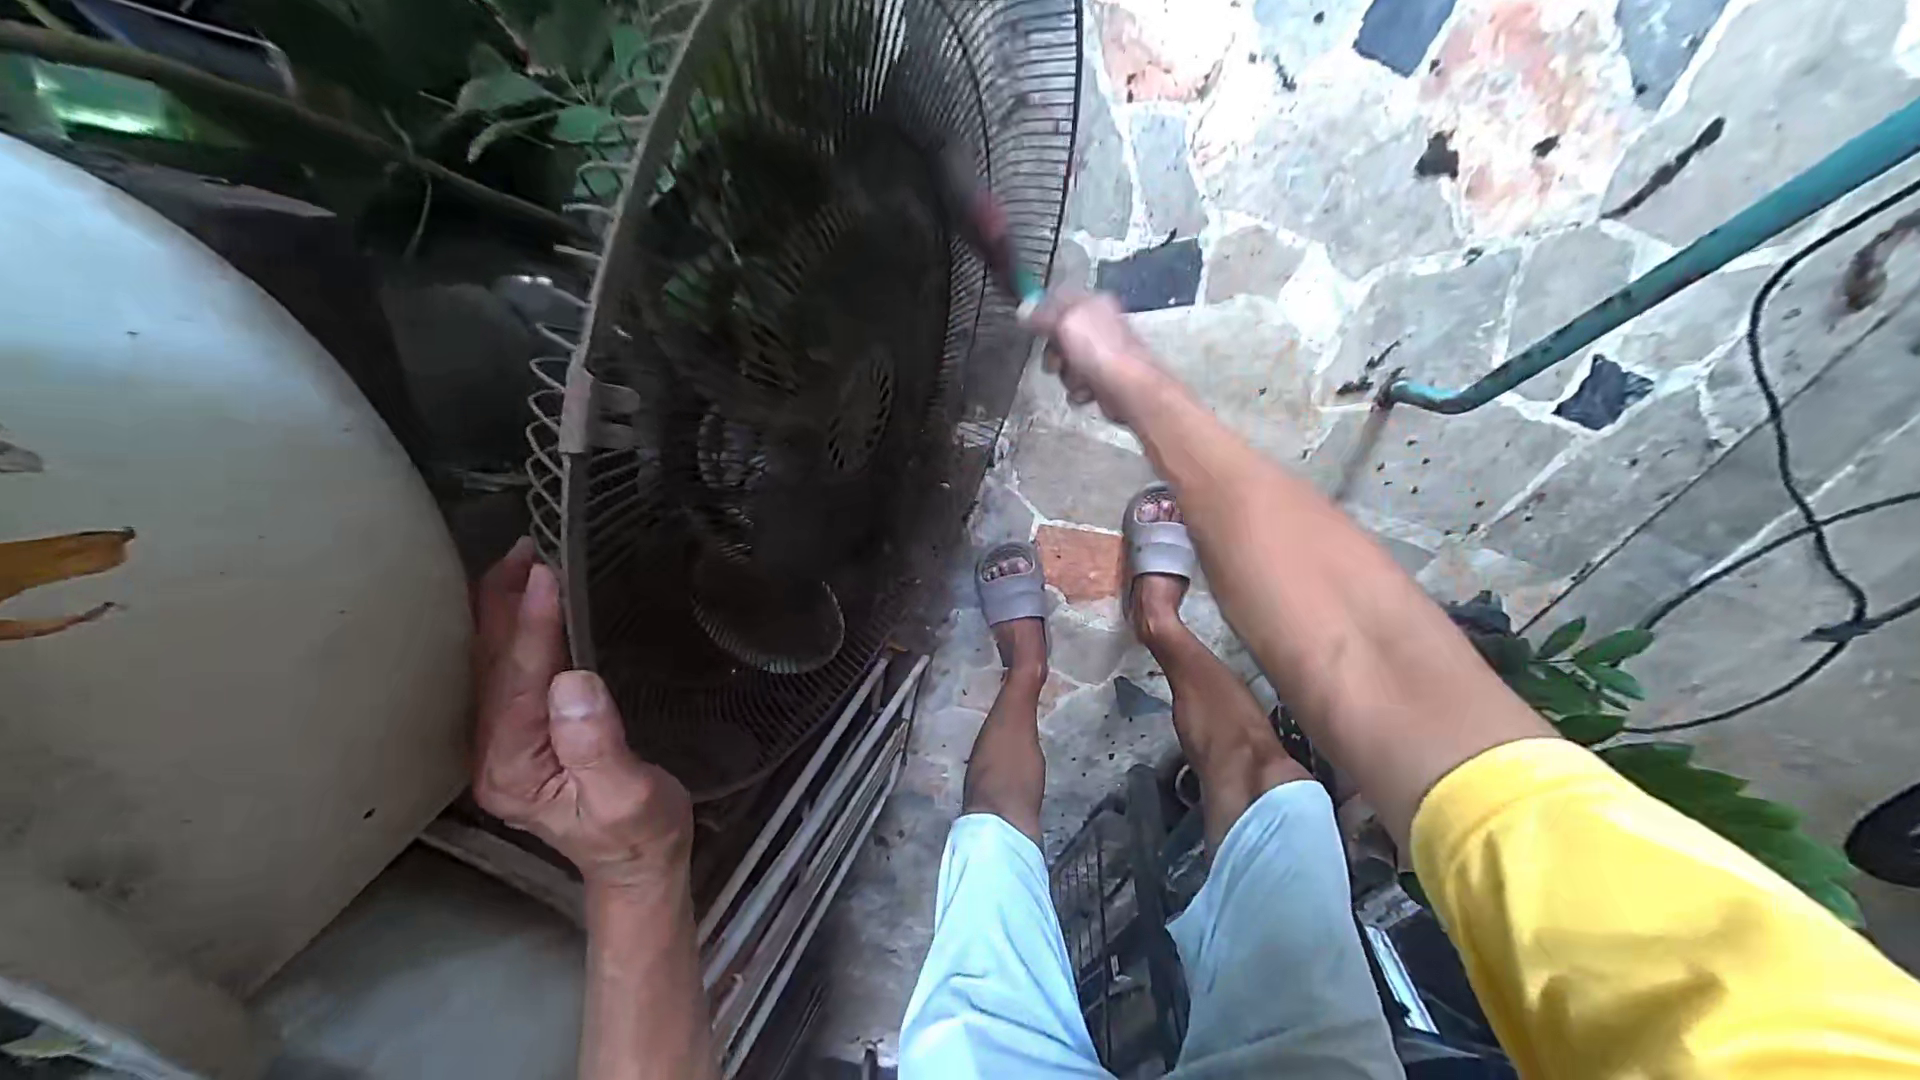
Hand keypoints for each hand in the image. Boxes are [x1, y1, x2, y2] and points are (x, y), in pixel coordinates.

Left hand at [471, 538, 693, 890]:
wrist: (638, 863)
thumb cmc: (642, 833)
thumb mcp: (630, 797)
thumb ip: (598, 745)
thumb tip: (573, 680)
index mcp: (515, 767)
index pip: (519, 681)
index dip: (532, 626)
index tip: (546, 574)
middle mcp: (495, 753)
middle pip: (490, 666)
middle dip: (503, 604)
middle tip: (526, 548)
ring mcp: (504, 745)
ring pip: (493, 665)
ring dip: (503, 610)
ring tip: (522, 561)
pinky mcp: (523, 736)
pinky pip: (510, 673)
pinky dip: (516, 631)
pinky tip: (529, 605)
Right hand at [1024, 290, 1167, 422]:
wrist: (1127, 389)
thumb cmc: (1104, 353)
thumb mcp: (1065, 322)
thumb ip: (1042, 314)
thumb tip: (1025, 310)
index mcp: (1093, 303)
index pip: (1059, 300)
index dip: (1043, 313)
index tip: (1032, 325)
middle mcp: (1099, 327)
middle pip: (1058, 337)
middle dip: (1053, 352)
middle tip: (1060, 357)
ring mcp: (1100, 355)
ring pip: (1065, 364)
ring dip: (1066, 375)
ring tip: (1079, 376)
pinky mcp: (1101, 379)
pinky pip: (1075, 384)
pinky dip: (1078, 390)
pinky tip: (1088, 389)